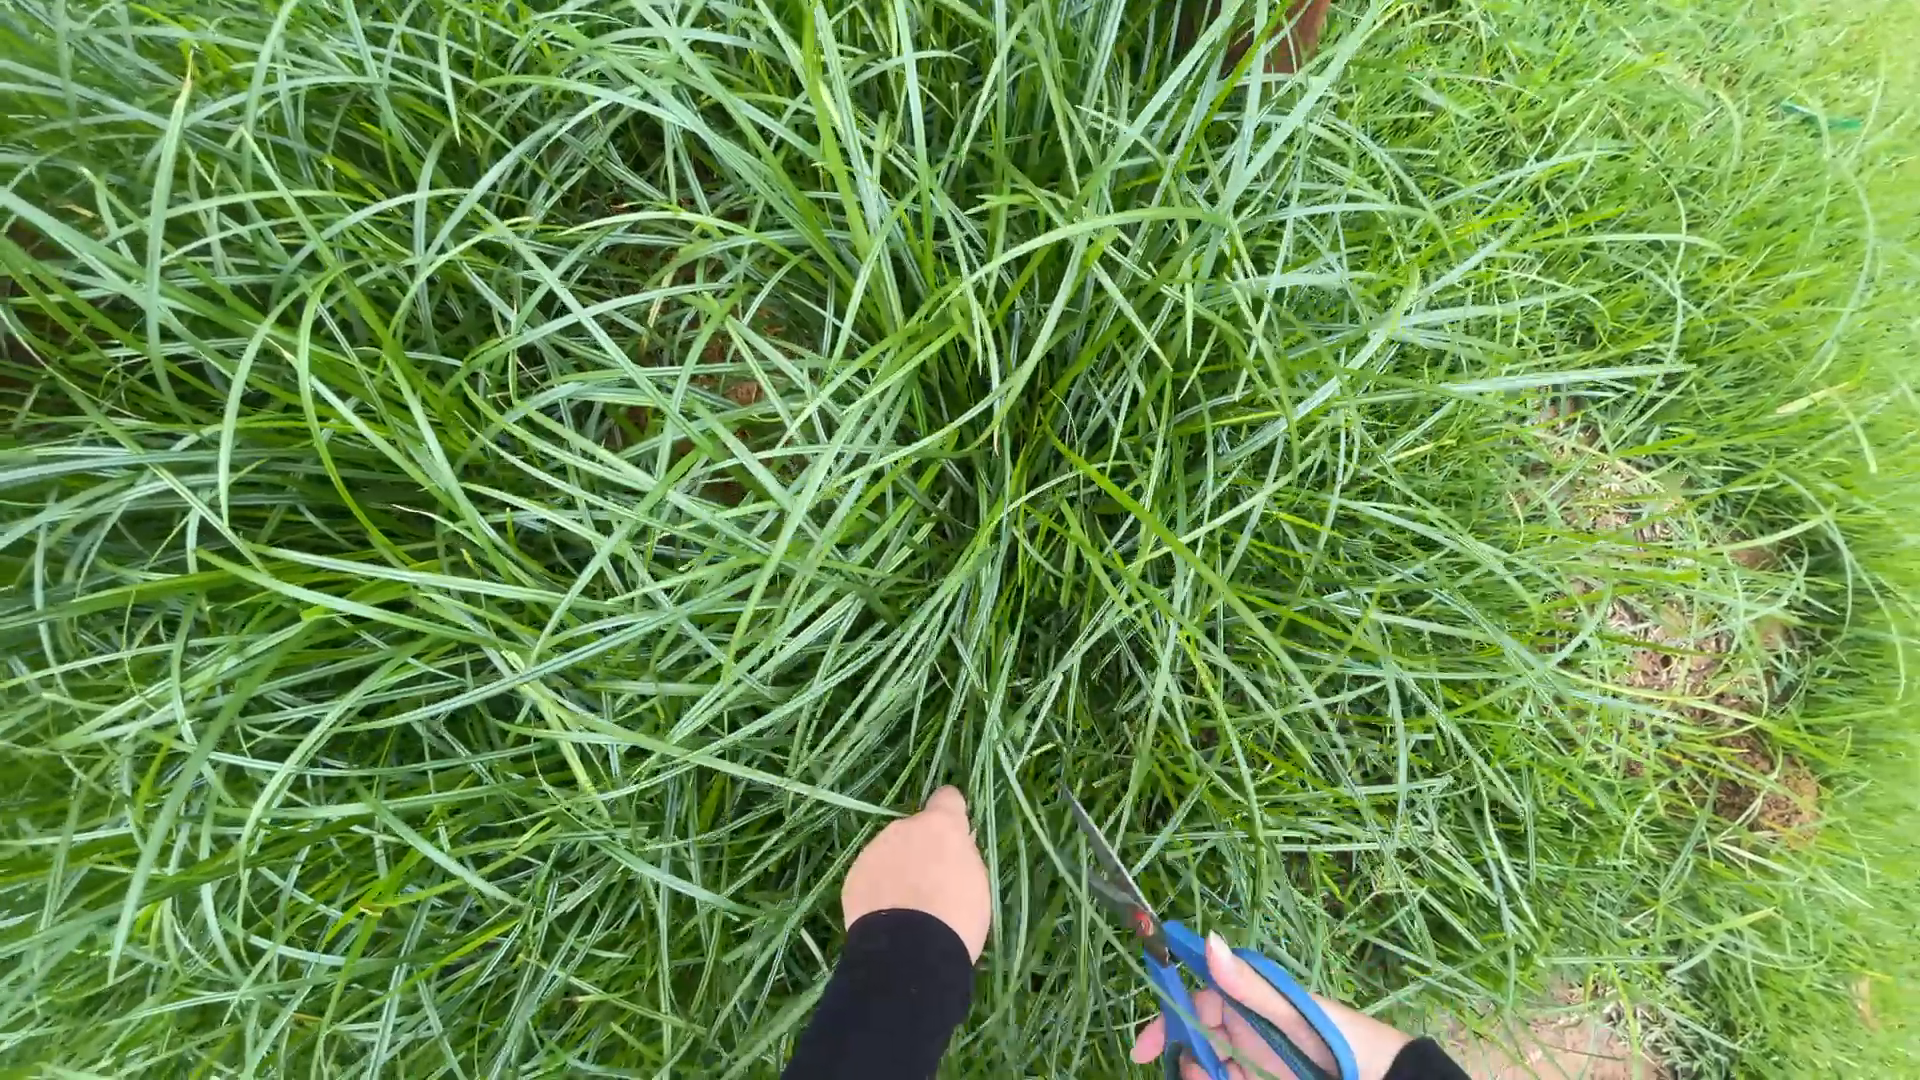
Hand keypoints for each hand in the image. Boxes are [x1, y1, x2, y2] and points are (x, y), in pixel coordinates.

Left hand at [840, 785, 990, 960]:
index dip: (951, 813)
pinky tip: (887, 921)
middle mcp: (904, 829)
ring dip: (898, 870)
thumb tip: (953, 849)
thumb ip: (962, 857)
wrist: (908, 954)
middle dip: (922, 850)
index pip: (947, 798)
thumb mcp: (976, 882)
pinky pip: (870, 878)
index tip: (953, 831)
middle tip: (931, 887)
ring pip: (890, 853)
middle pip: (915, 831)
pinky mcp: (853, 877)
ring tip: (907, 911)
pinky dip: (878, 892)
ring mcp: (874, 851)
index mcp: (940, 825)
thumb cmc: (956, 917)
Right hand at [1129, 932, 1411, 1079]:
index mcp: (1244, 1003)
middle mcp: (1244, 1033)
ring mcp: (1254, 1065)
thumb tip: (1205, 938)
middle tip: (1194, 1075)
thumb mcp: (1290, 1011)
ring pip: (1213, 1071)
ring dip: (1202, 1076)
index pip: (1194, 1006)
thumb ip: (1246, 983)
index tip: (1142, 1052)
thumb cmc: (1336, 1037)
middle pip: (1198, 1045)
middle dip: (1187, 1061)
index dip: (1166, 1026)